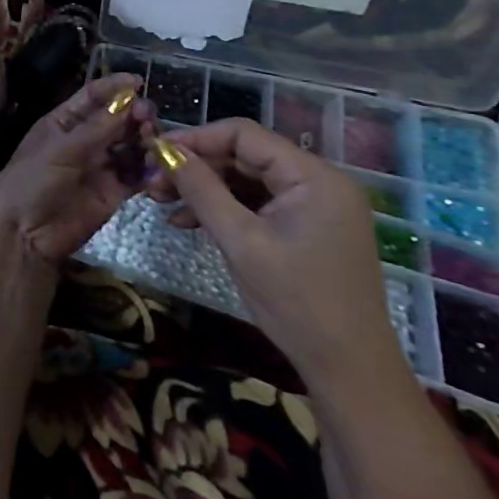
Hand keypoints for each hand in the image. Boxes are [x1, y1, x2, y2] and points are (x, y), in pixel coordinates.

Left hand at [0, 72, 154, 270]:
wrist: (25, 234)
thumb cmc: (32, 182)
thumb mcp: (61, 150)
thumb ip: (97, 127)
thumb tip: (128, 98)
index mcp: (62, 123)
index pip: (92, 97)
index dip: (114, 87)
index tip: (138, 81)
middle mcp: (83, 141)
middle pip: (117, 120)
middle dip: (134, 114)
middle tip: (149, 117)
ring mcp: (100, 166)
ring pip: (131, 145)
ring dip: (145, 139)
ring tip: (156, 140)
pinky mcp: (113, 191)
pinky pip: (137, 174)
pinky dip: (150, 168)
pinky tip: (160, 165)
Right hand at [145, 118, 406, 387]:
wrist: (346, 363)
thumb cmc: (294, 299)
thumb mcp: (239, 240)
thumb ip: (202, 190)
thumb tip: (167, 152)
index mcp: (313, 177)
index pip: (244, 135)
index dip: (195, 139)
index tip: (154, 154)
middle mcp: (319, 182)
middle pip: (245, 156)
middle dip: (196, 167)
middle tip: (152, 184)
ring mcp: (315, 206)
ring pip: (247, 181)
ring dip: (204, 189)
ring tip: (163, 205)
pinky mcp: (307, 228)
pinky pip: (258, 204)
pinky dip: (223, 209)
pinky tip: (189, 223)